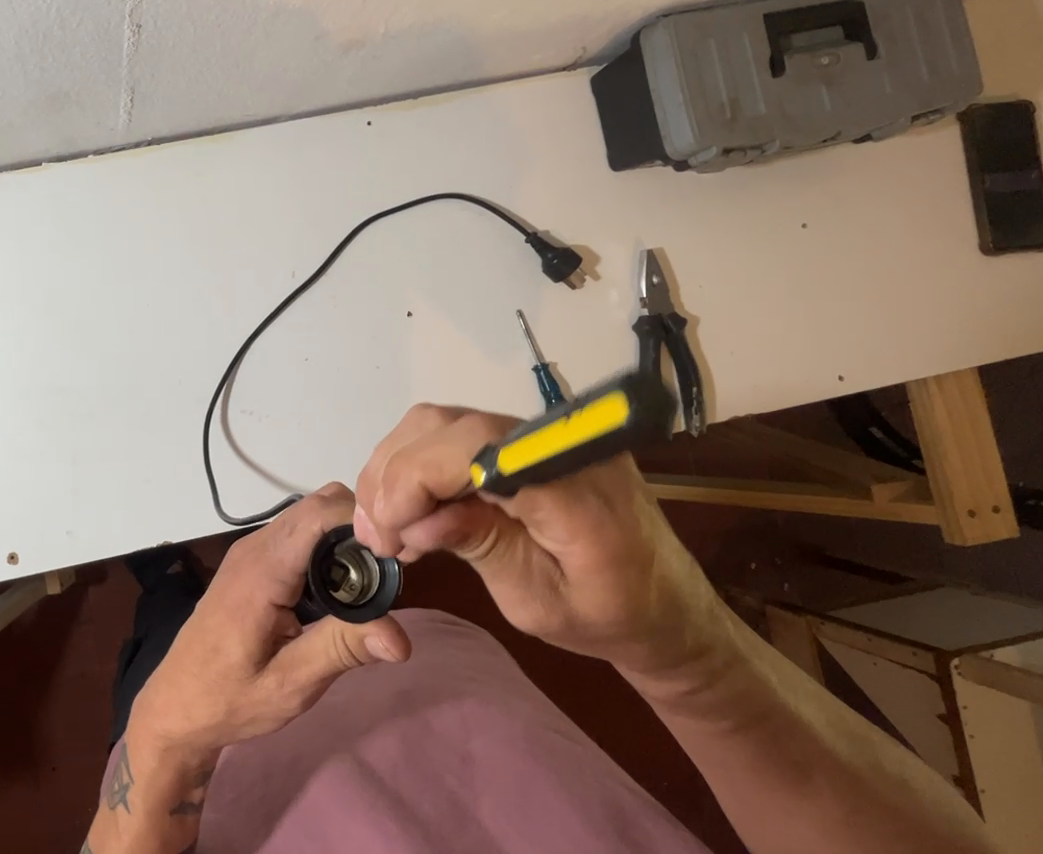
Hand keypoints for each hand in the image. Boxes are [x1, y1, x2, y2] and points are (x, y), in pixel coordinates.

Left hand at [128, 484, 411, 757]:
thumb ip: (340, 650)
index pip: (318, 515)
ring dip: (346, 535)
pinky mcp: (253, 561)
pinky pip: (298, 534)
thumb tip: (400, 637)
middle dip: (361, 526)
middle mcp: (255, 548)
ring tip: (375, 581)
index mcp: (262, 571)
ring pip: (310, 515)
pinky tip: (344, 587)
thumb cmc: (229, 698)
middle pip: (318, 506)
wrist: (178, 704)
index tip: (398, 553)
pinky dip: (328, 545)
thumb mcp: (289, 685)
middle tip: (393, 571)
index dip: (362, 521)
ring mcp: (251, 550)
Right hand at [351, 404, 731, 681]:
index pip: (475, 449)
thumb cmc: (611, 618)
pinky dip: (416, 466)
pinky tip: (407, 510)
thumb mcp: (538, 603)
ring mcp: (540, 431)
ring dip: (396, 470)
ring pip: (439, 423)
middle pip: (446, 426)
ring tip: (384, 527)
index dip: (415, 479)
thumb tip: (416, 519)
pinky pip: (453, 434)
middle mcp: (556, 440)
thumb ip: (481, 548)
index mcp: (575, 488)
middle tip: (375, 536)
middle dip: (394, 477)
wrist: (668, 605)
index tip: (386, 532)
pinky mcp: (525, 437)